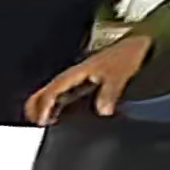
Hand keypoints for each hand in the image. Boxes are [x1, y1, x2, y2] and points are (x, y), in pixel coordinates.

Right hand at [25, 35, 153, 124]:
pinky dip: (50, 107)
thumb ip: (109, 93)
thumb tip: (103, 110)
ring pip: (43, 96)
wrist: (135, 45)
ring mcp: (69, 80)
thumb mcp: (120, 74)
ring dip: (40, 109)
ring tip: (46, 122)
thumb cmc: (125, 56)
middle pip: (38, 95)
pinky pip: (54, 96)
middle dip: (34, 110)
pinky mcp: (74, 83)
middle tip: (38, 124)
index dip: (44, 108)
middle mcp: (66, 78)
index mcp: (72, 75)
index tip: (44, 122)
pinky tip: (58, 115)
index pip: (49, 94)